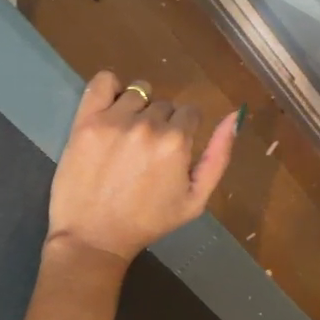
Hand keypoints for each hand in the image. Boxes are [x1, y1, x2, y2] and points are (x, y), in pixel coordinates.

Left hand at [45, 71, 239, 263]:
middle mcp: (147, 124)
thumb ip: (218, 157)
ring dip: (136, 109)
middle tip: (143, 155)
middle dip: (160, 124)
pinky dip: (110, 88)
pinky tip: (110, 111)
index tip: (167, 154)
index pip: (189, 113)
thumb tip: (234, 115)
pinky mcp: (85, 122)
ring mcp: (114, 121)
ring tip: (125, 138)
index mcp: (176, 141)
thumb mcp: (194, 200)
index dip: (182, 132)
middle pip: (163, 105)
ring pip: (137, 93)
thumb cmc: (147, 224)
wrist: (94, 238)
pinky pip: (103, 81)